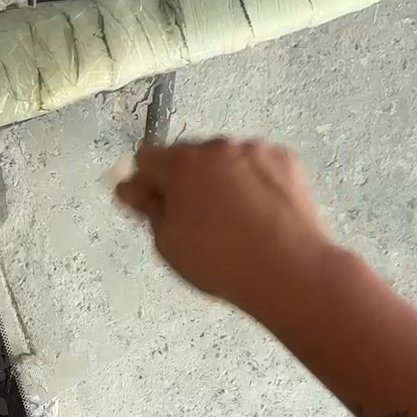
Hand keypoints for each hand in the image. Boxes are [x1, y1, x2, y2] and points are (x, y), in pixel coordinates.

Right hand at [114, 139, 342, 312]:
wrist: (288, 270)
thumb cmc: (221, 261)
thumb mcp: (167, 242)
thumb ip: (146, 208)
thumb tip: (128, 188)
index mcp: (182, 164)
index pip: (146, 157)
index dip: (144, 182)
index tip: (150, 204)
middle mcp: (217, 147)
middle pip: (187, 156)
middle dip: (183, 181)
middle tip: (192, 222)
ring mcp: (254, 150)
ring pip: (223, 159)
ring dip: (218, 180)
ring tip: (229, 223)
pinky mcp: (284, 159)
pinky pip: (255, 165)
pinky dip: (250, 183)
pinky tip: (255, 215)